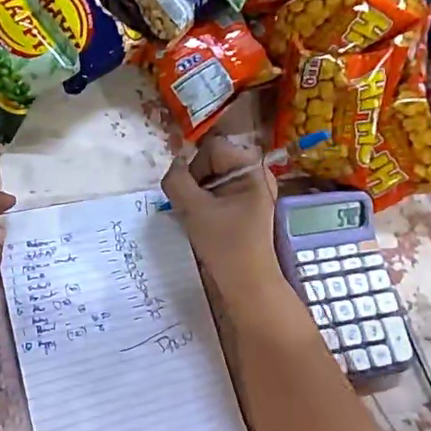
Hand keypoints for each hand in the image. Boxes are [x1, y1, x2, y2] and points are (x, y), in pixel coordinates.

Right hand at [161, 137, 281, 290]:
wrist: (248, 284)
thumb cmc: (225, 245)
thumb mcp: (194, 209)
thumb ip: (177, 180)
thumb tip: (174, 165)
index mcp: (252, 168)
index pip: (212, 147)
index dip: (195, 166)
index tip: (192, 193)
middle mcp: (256, 173)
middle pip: (212, 159)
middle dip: (196, 180)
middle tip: (194, 207)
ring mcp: (252, 190)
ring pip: (212, 176)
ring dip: (198, 193)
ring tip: (199, 217)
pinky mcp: (246, 205)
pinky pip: (218, 191)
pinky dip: (206, 202)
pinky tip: (206, 222)